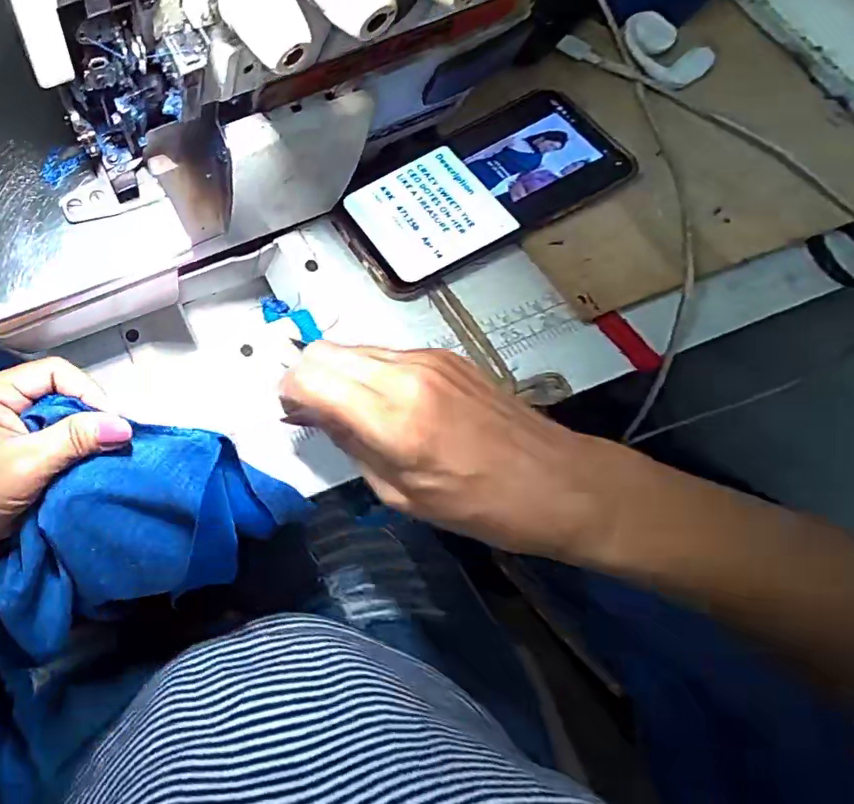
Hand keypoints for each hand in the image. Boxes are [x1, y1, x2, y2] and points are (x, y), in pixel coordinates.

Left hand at [0, 357, 133, 575]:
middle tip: (114, 434)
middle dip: (87, 409)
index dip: (86, 390)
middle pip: (58, 387)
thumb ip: (75, 439)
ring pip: (58, 409)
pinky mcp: (18, 440)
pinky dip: (72, 440)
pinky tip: (90, 453)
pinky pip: (53, 429)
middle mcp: (3, 395)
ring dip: (82, 427)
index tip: (113, 421)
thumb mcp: (30, 463)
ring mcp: (10, 418)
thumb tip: (124, 426)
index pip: (54, 371)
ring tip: (107, 444)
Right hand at [280, 342, 645, 561]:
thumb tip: (312, 415)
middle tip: (314, 410)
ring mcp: (424, 359)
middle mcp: (403, 376)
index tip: (292, 414)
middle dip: (305, 377)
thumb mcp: (401, 495)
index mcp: (391, 418)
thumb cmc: (482, 505)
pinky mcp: (442, 354)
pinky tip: (388, 402)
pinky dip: (367, 372)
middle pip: (321, 351)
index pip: (308, 377)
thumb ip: (349, 445)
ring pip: (349, 347)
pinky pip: (382, 353)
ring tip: (352, 408)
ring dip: (336, 373)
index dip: (288, 393)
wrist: (565, 483)